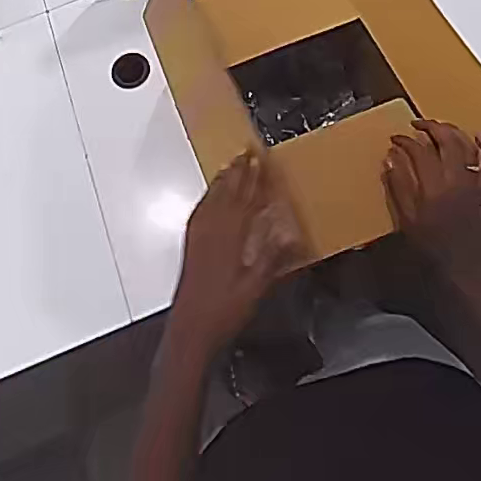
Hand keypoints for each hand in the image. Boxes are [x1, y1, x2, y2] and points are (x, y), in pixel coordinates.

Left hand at [167, 149, 302, 366]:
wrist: (190, 328)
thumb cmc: (223, 311)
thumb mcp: (256, 287)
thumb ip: (272, 259)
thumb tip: (290, 233)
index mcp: (229, 238)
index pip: (245, 199)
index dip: (253, 178)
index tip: (260, 159)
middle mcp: (211, 232)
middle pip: (226, 194)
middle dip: (237, 172)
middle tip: (245, 152)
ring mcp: (198, 237)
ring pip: (211, 200)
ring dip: (222, 181)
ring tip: (230, 165)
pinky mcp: (190, 246)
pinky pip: (199, 212)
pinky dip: (207, 199)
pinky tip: (210, 198)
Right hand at [383, 120, 480, 277]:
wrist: (460, 263)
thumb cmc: (429, 243)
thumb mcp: (405, 217)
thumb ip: (398, 187)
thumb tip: (390, 161)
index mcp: (433, 187)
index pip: (420, 153)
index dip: (405, 142)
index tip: (394, 140)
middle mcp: (455, 180)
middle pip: (447, 142)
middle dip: (430, 127)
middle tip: (415, 125)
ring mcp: (472, 184)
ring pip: (467, 148)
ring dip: (453, 132)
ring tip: (439, 126)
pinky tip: (479, 138)